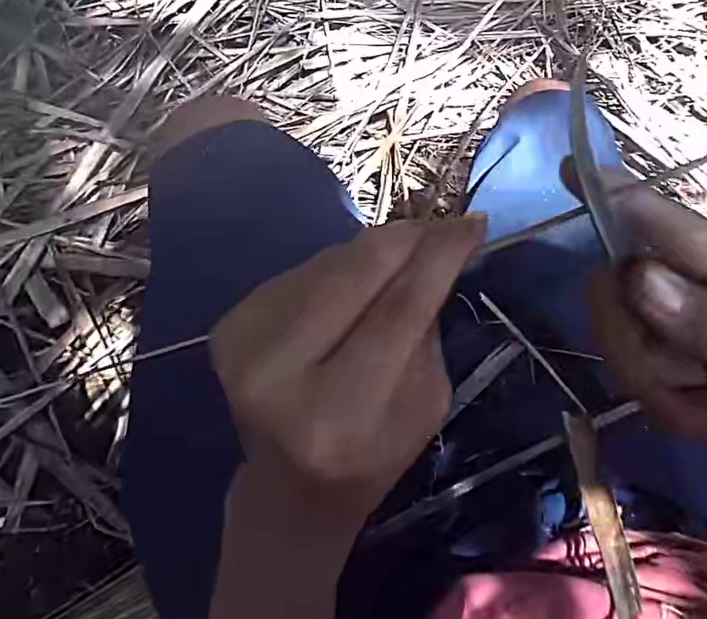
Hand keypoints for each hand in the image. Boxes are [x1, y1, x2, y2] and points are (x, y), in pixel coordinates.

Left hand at [211, 215, 485, 527]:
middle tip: (443, 225)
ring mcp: (246, 340)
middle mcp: (279, 372)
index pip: (400, 308)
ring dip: (378, 250)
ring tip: (401, 262)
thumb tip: (436, 244)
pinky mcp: (233, 320)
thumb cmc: (372, 452)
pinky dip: (343, 266)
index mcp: (338, 413)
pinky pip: (308, 267)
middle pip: (359, 269)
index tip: (474, 223)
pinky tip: (354, 287)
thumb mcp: (424, 402)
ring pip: (333, 259)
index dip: (440, 255)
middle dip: (410, 236)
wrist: (288, 484)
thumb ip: (427, 326)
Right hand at [587, 180, 706, 616]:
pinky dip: (665, 403)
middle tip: (693, 380)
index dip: (621, 197)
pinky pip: (629, 365)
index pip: (674, 224)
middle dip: (644, 342)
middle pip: (623, 280)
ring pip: (618, 328)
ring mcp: (686, 312)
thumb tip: (638, 277)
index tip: (571, 171)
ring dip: (658, 381)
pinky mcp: (671, 350)